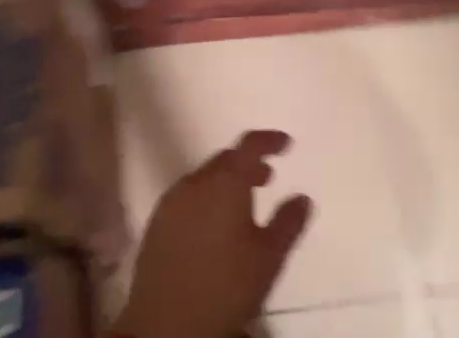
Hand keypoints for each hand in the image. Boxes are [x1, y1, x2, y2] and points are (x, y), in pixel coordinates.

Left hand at [114, 130, 312, 337]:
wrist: (166, 322)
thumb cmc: (226, 287)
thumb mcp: (269, 258)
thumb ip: (288, 223)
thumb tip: (302, 197)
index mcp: (225, 183)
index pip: (248, 144)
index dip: (268, 139)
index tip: (286, 144)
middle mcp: (195, 183)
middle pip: (224, 159)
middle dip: (247, 164)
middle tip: (267, 180)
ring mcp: (171, 201)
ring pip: (203, 178)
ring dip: (225, 182)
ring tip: (243, 206)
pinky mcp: (156, 222)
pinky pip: (186, 197)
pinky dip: (205, 198)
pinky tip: (214, 227)